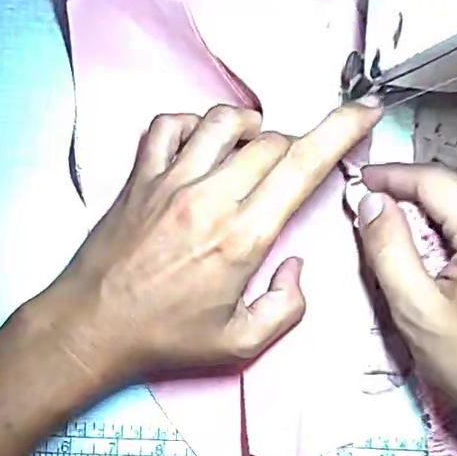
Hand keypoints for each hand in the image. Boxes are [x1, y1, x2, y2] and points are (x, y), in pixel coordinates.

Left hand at [30, 101, 381, 387]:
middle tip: (299, 165)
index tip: (364, 111)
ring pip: (222, 121)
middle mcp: (209, 199)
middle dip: (299, 143)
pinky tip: (201, 145)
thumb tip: (295, 266)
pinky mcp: (138, 177)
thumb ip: (286, 308)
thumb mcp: (241, 344)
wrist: (91, 328)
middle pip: (270, 141)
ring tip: (255, 147)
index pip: (302, 167)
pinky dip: (193, 124)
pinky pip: (168, 125)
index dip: (341, 130)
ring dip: (251, 127)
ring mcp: (169, 181)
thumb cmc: (165, 338)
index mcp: (242, 238)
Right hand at [355, 163, 456, 455]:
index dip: (392, 175)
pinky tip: (455, 244)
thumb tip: (370, 200)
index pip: (435, 178)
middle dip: (418, 187)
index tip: (359, 180)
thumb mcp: (420, 314)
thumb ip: (389, 250)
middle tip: (378, 206)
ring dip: (446, 202)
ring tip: (410, 224)